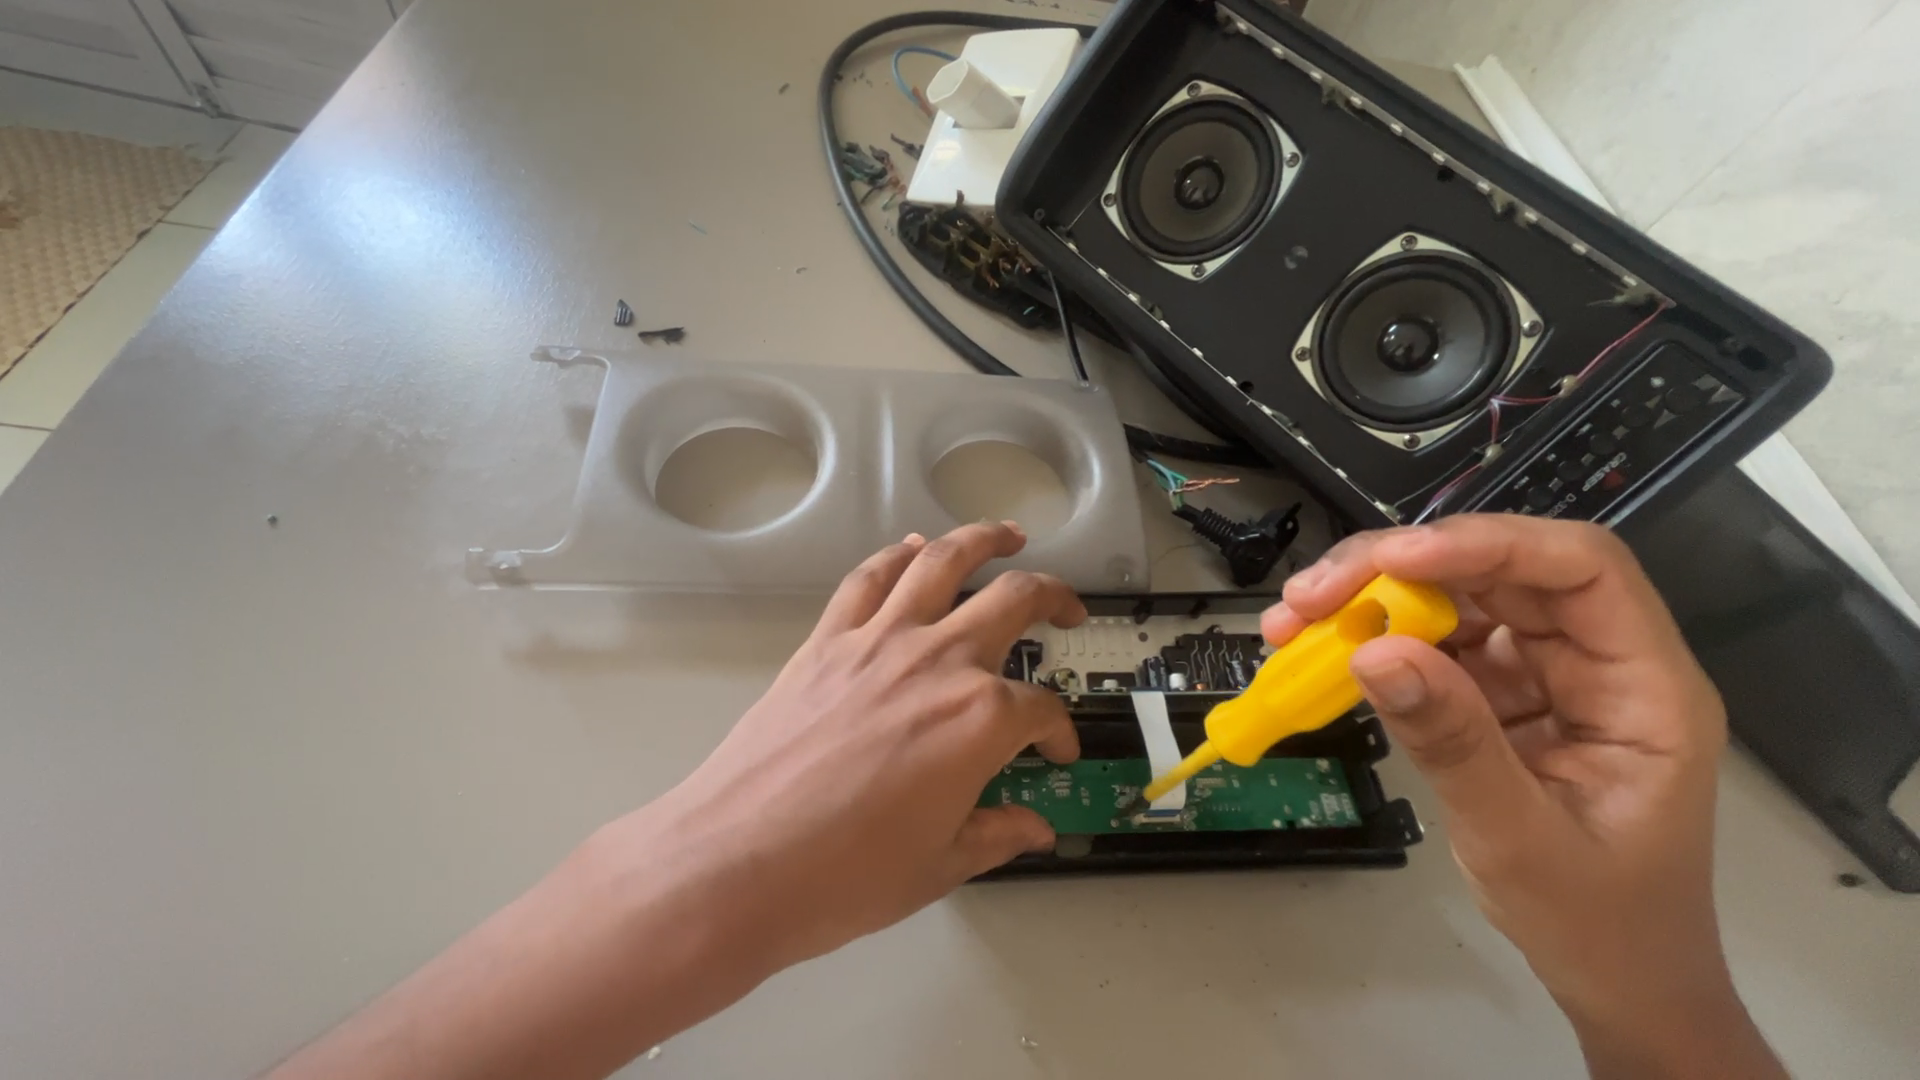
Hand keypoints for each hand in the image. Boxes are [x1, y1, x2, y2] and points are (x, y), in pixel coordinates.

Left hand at [627, 521, 1085, 969]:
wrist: (736, 862)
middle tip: (1067, 608)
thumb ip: (997, 835)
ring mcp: (879, 642)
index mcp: (979, 720)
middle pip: (1012, 603)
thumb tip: (1034, 830)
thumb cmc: (844, 875)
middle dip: (1053, 598)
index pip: (1041, 711)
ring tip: (1007, 535)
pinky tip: (912, 549)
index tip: (1056, 752)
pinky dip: (896, 556)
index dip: (1059, 732)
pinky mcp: (827, 641)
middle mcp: (938, 662)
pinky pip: (868, 580)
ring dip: (983, 540)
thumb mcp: (939, 866)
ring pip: (942, 563)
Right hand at [1265, 515, 1779, 1077]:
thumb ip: (1454, 741)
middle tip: (1308, 596)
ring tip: (1291, 618)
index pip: (1580, 571)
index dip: (1487, 545)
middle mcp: (1590, 659)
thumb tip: (1372, 652)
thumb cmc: (1595, 921)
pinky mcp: (1493, 689)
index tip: (1392, 561)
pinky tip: (1315, 647)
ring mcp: (1538, 671)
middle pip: (1496, 571)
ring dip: (1367, 597)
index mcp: (1642, 686)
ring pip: (1451, 596)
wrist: (1611, 976)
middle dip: (1395, 569)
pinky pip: (1427, 641)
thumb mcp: (1519, 838)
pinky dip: (1367, 637)